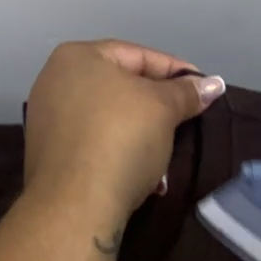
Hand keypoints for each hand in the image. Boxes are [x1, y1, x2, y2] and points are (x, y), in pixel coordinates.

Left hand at [22, 40, 226, 227]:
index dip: (175, 70)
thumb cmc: (119, 138)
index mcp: (77, 57)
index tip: (205, 88)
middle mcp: (55, 79)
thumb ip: (186, 92)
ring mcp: (48, 117)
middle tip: (188, 121)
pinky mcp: (49, 152)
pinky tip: (145, 178)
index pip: (137, 54)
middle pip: (121, 86)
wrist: (74, 205)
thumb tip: (212, 83)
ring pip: (109, 118)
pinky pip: (95, 142)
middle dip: (158, 108)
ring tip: (168, 158)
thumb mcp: (162, 109)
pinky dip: (120, 152)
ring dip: (143, 136)